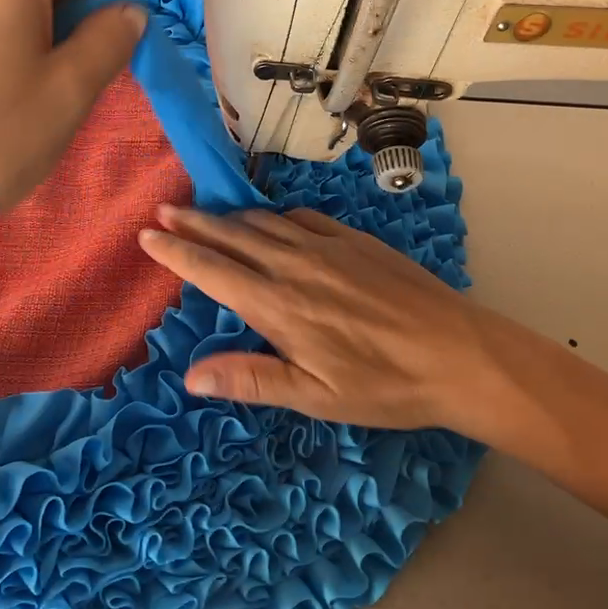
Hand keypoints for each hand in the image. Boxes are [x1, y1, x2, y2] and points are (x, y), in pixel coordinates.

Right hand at [137, 204, 540, 440]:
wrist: (461, 353)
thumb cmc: (385, 385)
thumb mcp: (316, 397)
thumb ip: (251, 379)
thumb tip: (190, 375)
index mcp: (277, 305)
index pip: (212, 270)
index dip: (176, 252)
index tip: (147, 236)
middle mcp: (293, 266)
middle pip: (230, 235)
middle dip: (192, 223)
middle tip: (162, 211)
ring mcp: (325, 247)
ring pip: (262, 222)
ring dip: (227, 217)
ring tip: (204, 213)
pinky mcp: (353, 239)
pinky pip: (300, 217)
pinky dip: (272, 216)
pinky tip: (270, 221)